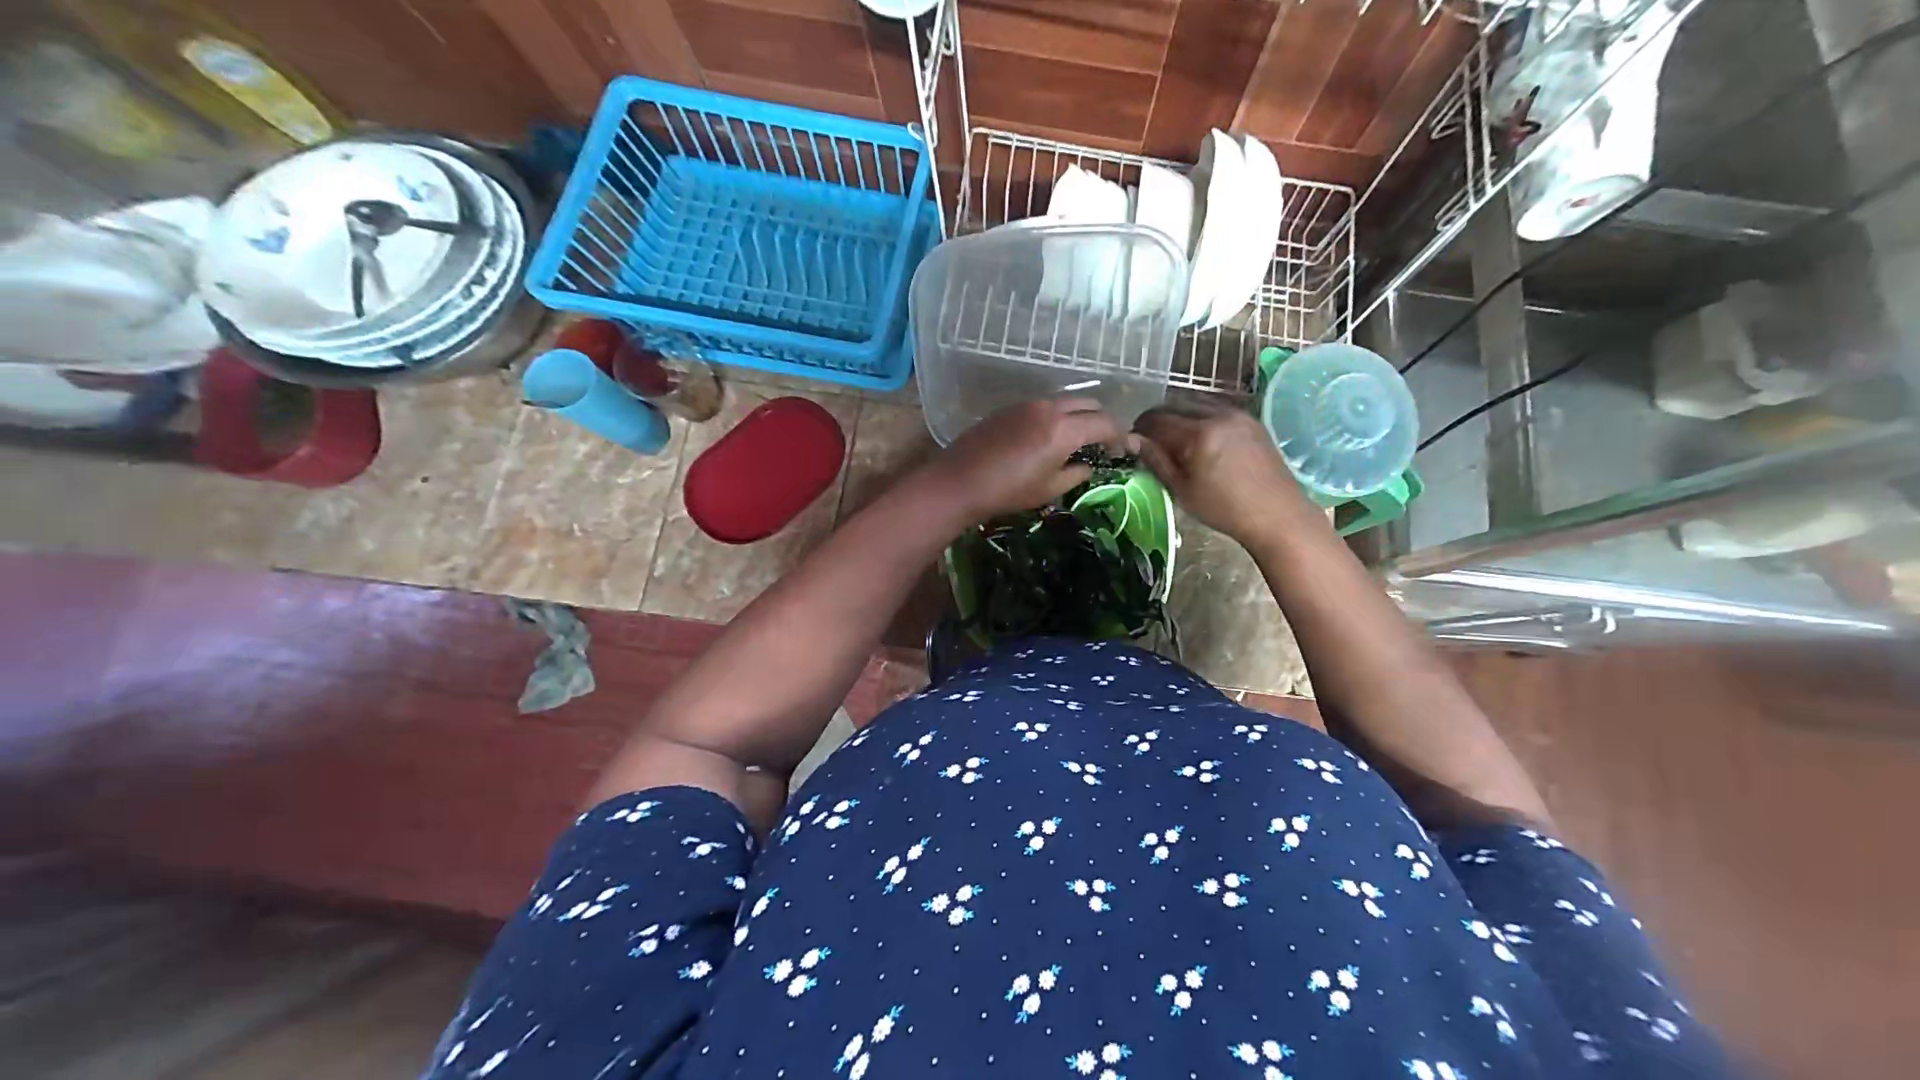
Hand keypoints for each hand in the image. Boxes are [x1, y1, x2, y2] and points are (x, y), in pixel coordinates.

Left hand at [920, 398, 1130, 525]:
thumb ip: (1076, 473)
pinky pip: (1043, 406)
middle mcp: (1049, 408)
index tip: (1125, 449)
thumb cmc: (1008, 491)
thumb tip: (1087, 466)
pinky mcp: (1009, 409)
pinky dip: (1056, 417)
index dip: (1120, 436)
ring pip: (1065, 401)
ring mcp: (1026, 404)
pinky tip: (1049, 438)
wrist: (959, 481)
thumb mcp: (1049, 489)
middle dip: (1102, 420)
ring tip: (1078, 440)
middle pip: (1089, 404)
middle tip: (1104, 443)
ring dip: (1078, 416)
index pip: (1105, 423)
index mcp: (1064, 429)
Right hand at [1133, 401, 1321, 545]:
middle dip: (1157, 418)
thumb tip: (1131, 440)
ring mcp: (1238, 414)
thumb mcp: (1182, 490)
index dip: (1140, 429)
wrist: (1278, 514)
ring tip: (1173, 437)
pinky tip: (1199, 437)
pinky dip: (1200, 415)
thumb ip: (1157, 460)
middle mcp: (1218, 415)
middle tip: (1149, 439)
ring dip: (1178, 414)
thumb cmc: (1224, 510)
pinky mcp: (1251, 419)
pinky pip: (1216, 407)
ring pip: (1196, 402)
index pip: (1157, 420)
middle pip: (1175, 404)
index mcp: (1199, 435)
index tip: (1132, 441)